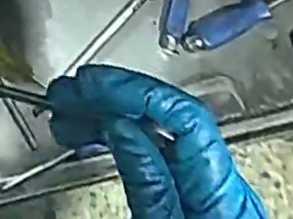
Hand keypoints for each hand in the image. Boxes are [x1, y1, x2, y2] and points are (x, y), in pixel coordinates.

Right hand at [48, 65, 266, 218]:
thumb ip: (147, 189)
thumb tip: (119, 127)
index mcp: (226, 204)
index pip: (185, 121)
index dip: (135, 92)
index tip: (92, 84)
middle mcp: (224, 193)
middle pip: (168, 121)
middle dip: (112, 99)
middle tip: (67, 95)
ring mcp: (210, 199)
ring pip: (157, 135)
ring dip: (108, 116)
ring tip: (68, 115)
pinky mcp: (193, 209)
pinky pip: (155, 158)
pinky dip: (120, 142)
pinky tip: (92, 139)